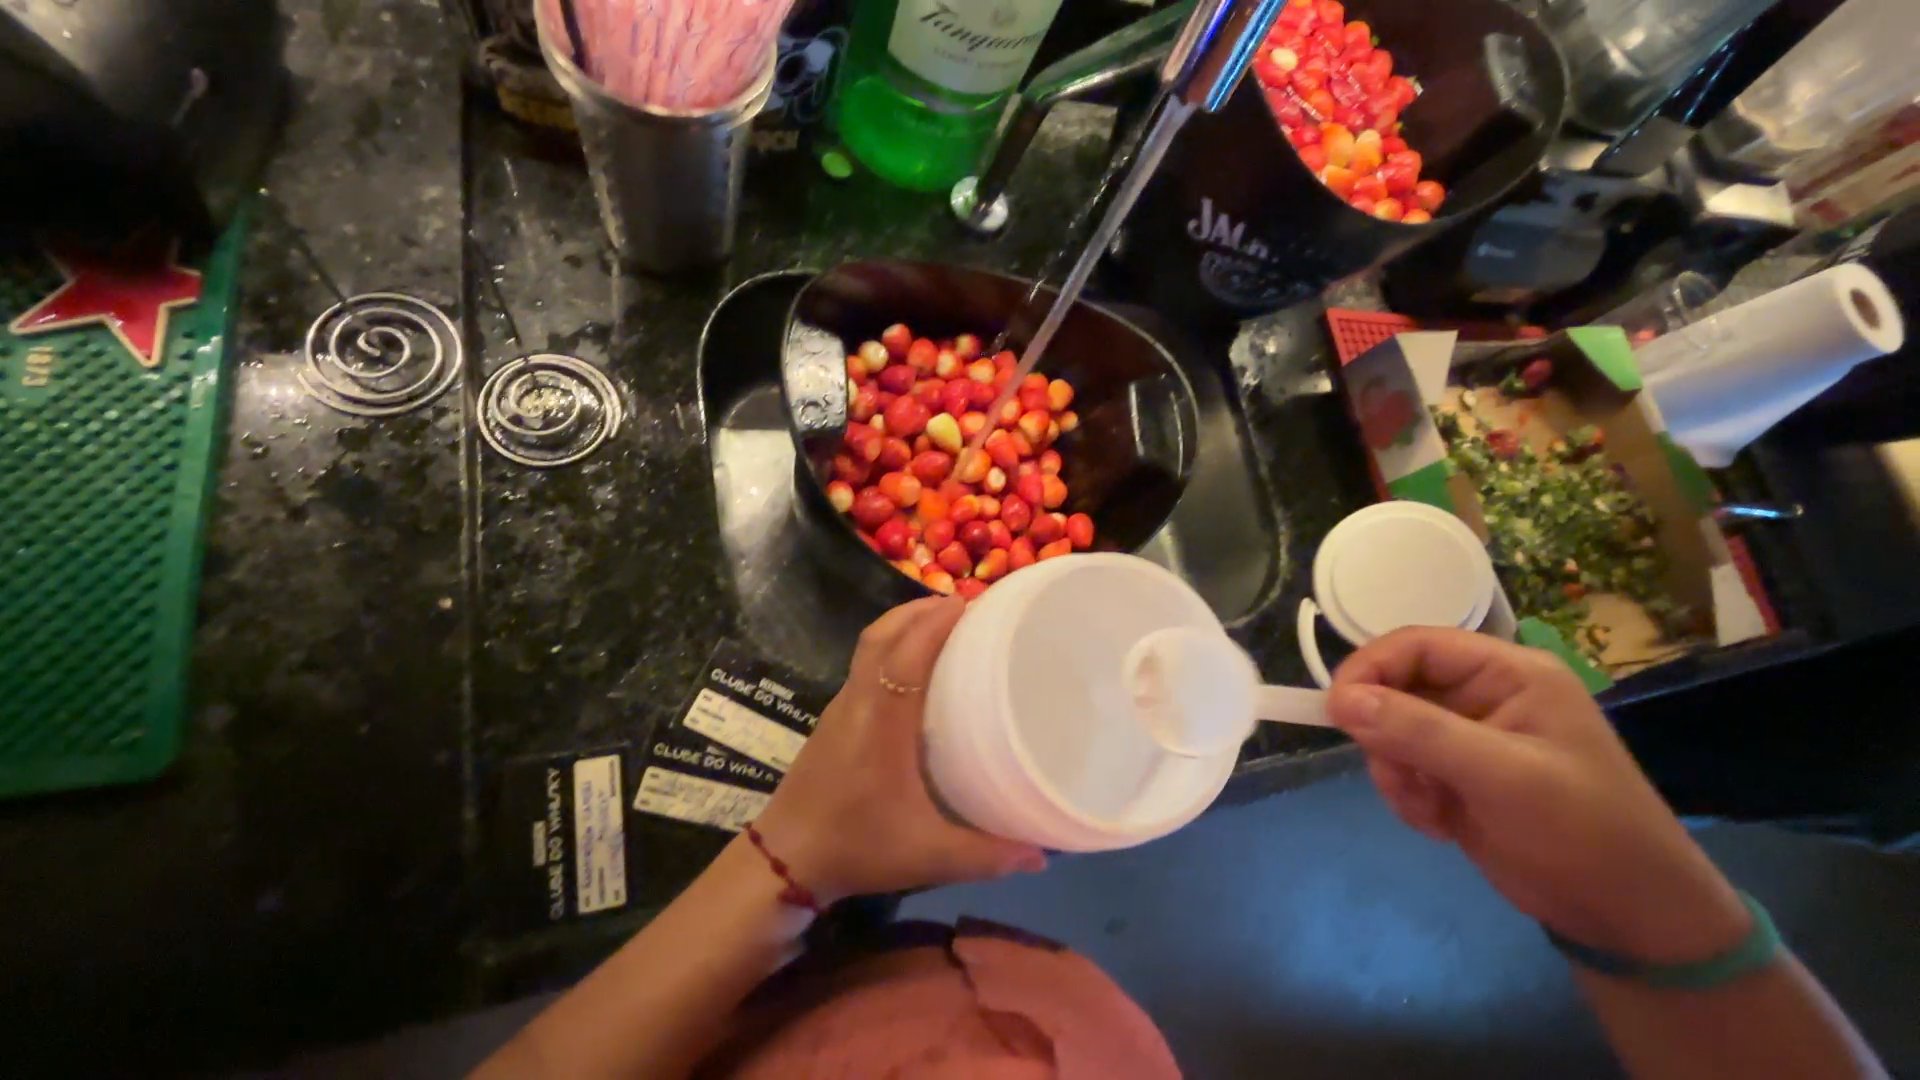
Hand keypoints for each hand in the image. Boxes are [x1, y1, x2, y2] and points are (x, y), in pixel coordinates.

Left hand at [751, 596, 1046, 902]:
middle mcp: (857, 704)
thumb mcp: (926, 856)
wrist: (782, 862)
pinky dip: (892, 650)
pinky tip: (915, 671)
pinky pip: (864, 667)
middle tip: (964, 607)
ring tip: (944, 627)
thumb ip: (985, 855)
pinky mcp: (833, 721)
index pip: (903, 656)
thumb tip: (1042, 856)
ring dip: (903, 627)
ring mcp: (840, 710)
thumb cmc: (856, 848)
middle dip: (919, 611)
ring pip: (868, 648)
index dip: (933, 624)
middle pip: (881, 636)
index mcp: (879, 724)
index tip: (968, 603)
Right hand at [1328, 627, 1750, 963]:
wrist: (1628, 916)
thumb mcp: (1501, 776)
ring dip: (1395, 771)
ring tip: (1426, 809)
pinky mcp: (1456, 774)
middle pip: (1395, 686)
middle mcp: (1484, 694)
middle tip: (1397, 776)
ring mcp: (1468, 736)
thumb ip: (1418, 732)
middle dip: (1384, 733)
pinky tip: (1438, 824)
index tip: (1335, 709)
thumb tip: (1338, 700)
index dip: (1369, 668)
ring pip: (1389, 729)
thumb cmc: (1582, 831)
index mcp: (1508, 673)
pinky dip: (1405, 794)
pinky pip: (1401, 765)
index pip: (1416, 645)